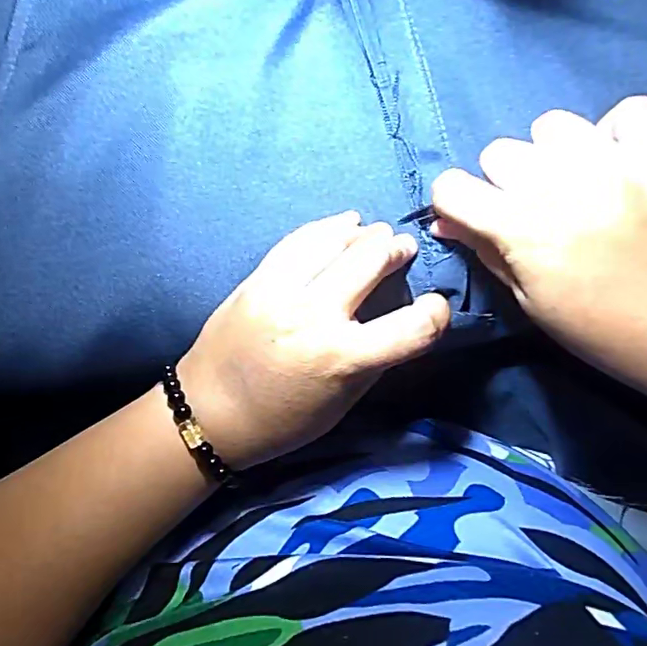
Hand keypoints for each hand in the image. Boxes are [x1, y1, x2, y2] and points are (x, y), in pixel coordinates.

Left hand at [176, 212, 451, 467]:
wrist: (210, 413)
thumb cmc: (284, 420)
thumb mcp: (343, 402)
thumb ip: (376, 358)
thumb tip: (402, 319)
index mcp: (342, 358)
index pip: (413, 326)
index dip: (436, 312)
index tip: (434, 307)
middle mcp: (314, 316)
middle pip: (371, 260)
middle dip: (396, 250)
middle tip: (403, 250)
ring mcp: (281, 292)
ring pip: (335, 241)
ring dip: (364, 233)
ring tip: (377, 235)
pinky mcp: (257, 279)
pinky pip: (299, 240)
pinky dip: (327, 229)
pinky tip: (344, 225)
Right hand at [430, 96, 646, 404]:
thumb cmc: (604, 331)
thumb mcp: (531, 302)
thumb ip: (487, 252)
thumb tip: (447, 222)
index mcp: (519, 227)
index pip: (452, 187)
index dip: (457, 203)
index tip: (476, 217)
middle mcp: (557, 184)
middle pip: (500, 152)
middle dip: (507, 182)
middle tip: (539, 212)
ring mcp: (612, 162)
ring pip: (553, 125)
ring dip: (556, 155)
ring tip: (582, 184)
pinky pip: (628, 112)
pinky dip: (619, 133)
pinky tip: (624, 163)